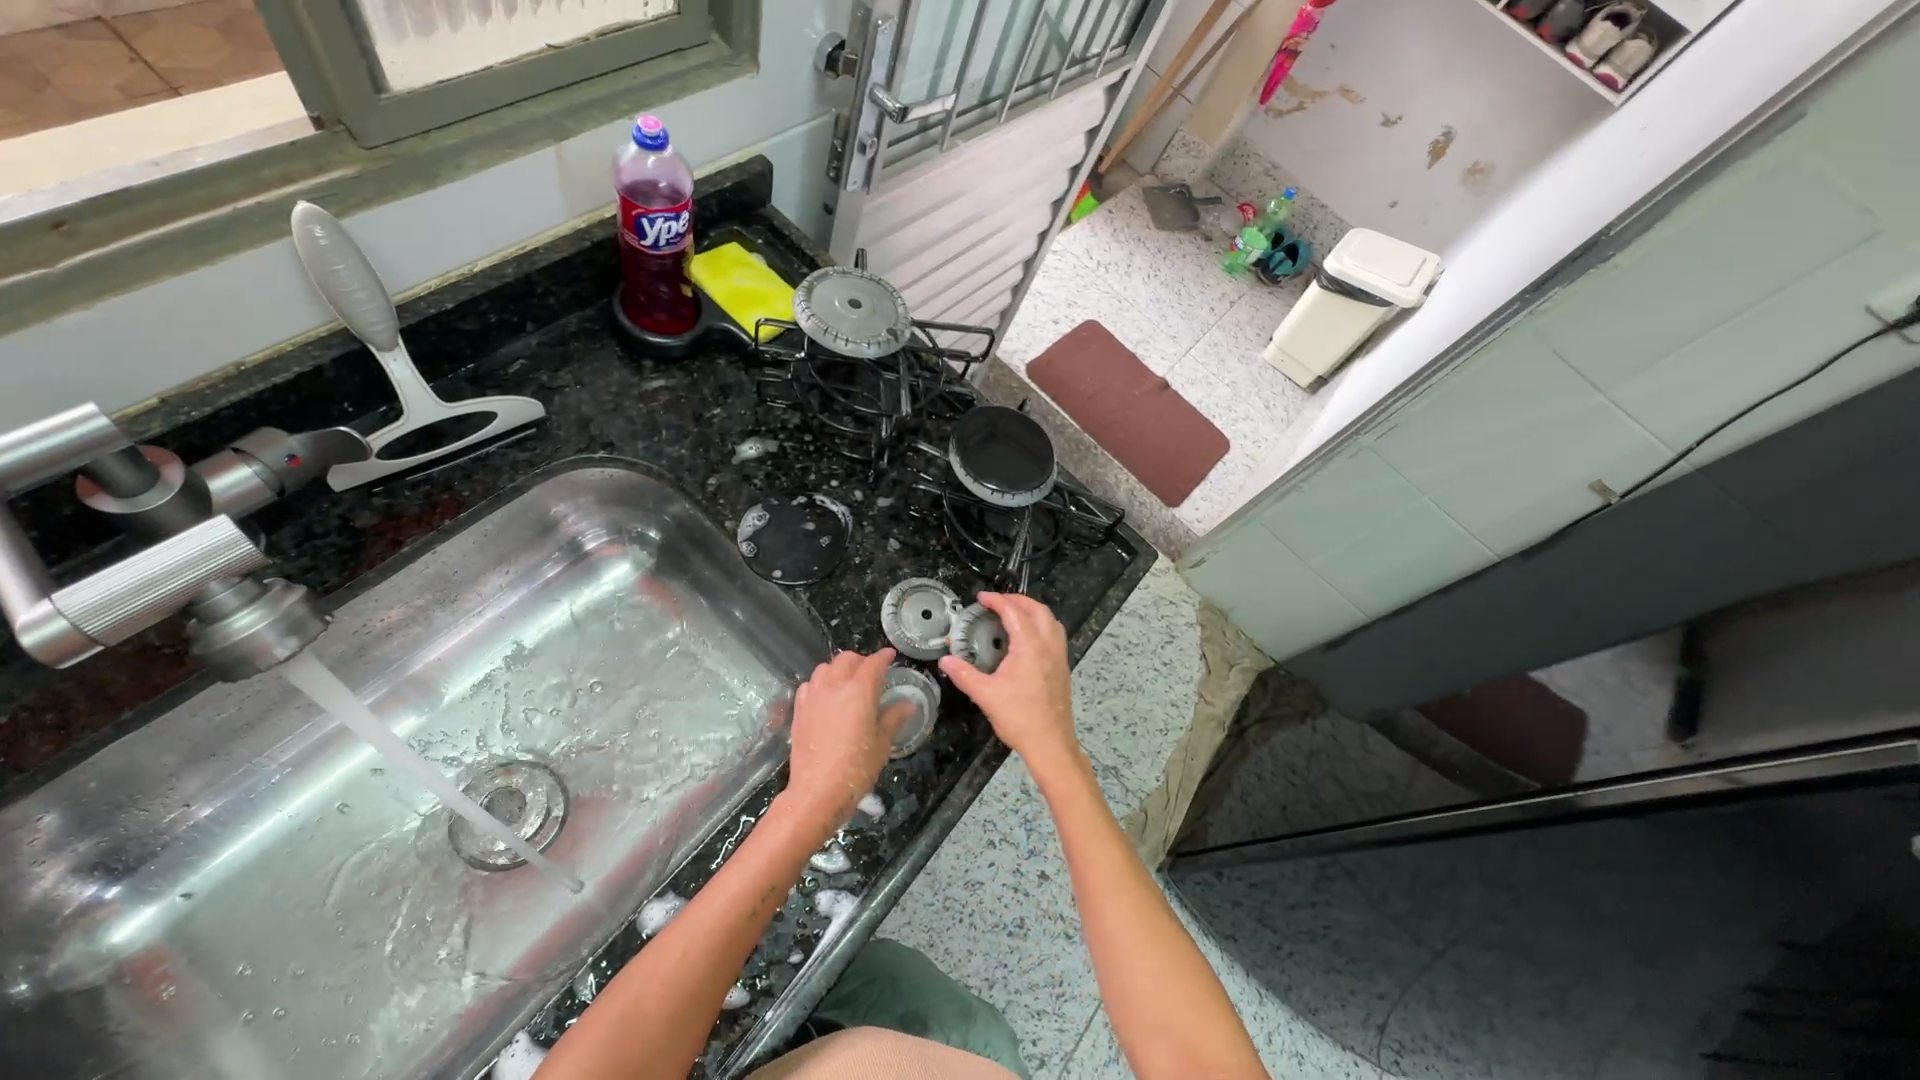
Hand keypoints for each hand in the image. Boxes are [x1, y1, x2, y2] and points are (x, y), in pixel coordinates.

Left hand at [786, 649, 908, 827]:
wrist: (817, 790)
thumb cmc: (856, 767)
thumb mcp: (882, 743)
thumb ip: (893, 718)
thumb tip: (908, 704)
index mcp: (859, 691)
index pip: (873, 663)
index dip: (884, 657)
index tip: (891, 656)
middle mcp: (834, 686)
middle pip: (846, 659)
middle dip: (861, 660)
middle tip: (872, 672)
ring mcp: (813, 696)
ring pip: (825, 668)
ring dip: (839, 669)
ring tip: (848, 682)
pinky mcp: (799, 709)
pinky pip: (810, 684)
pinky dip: (820, 683)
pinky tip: (826, 696)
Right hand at [938, 593, 1078, 771]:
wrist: (1050, 743)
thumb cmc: (1019, 717)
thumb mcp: (986, 695)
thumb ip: (964, 674)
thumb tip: (945, 660)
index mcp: (1030, 646)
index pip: (1014, 612)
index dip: (997, 601)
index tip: (982, 597)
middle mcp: (1049, 646)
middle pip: (1039, 610)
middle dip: (1019, 600)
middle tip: (998, 602)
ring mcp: (1059, 657)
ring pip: (1052, 622)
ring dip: (1034, 612)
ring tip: (1014, 615)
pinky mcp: (1063, 669)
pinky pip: (1056, 636)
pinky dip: (1042, 627)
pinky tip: (1028, 640)